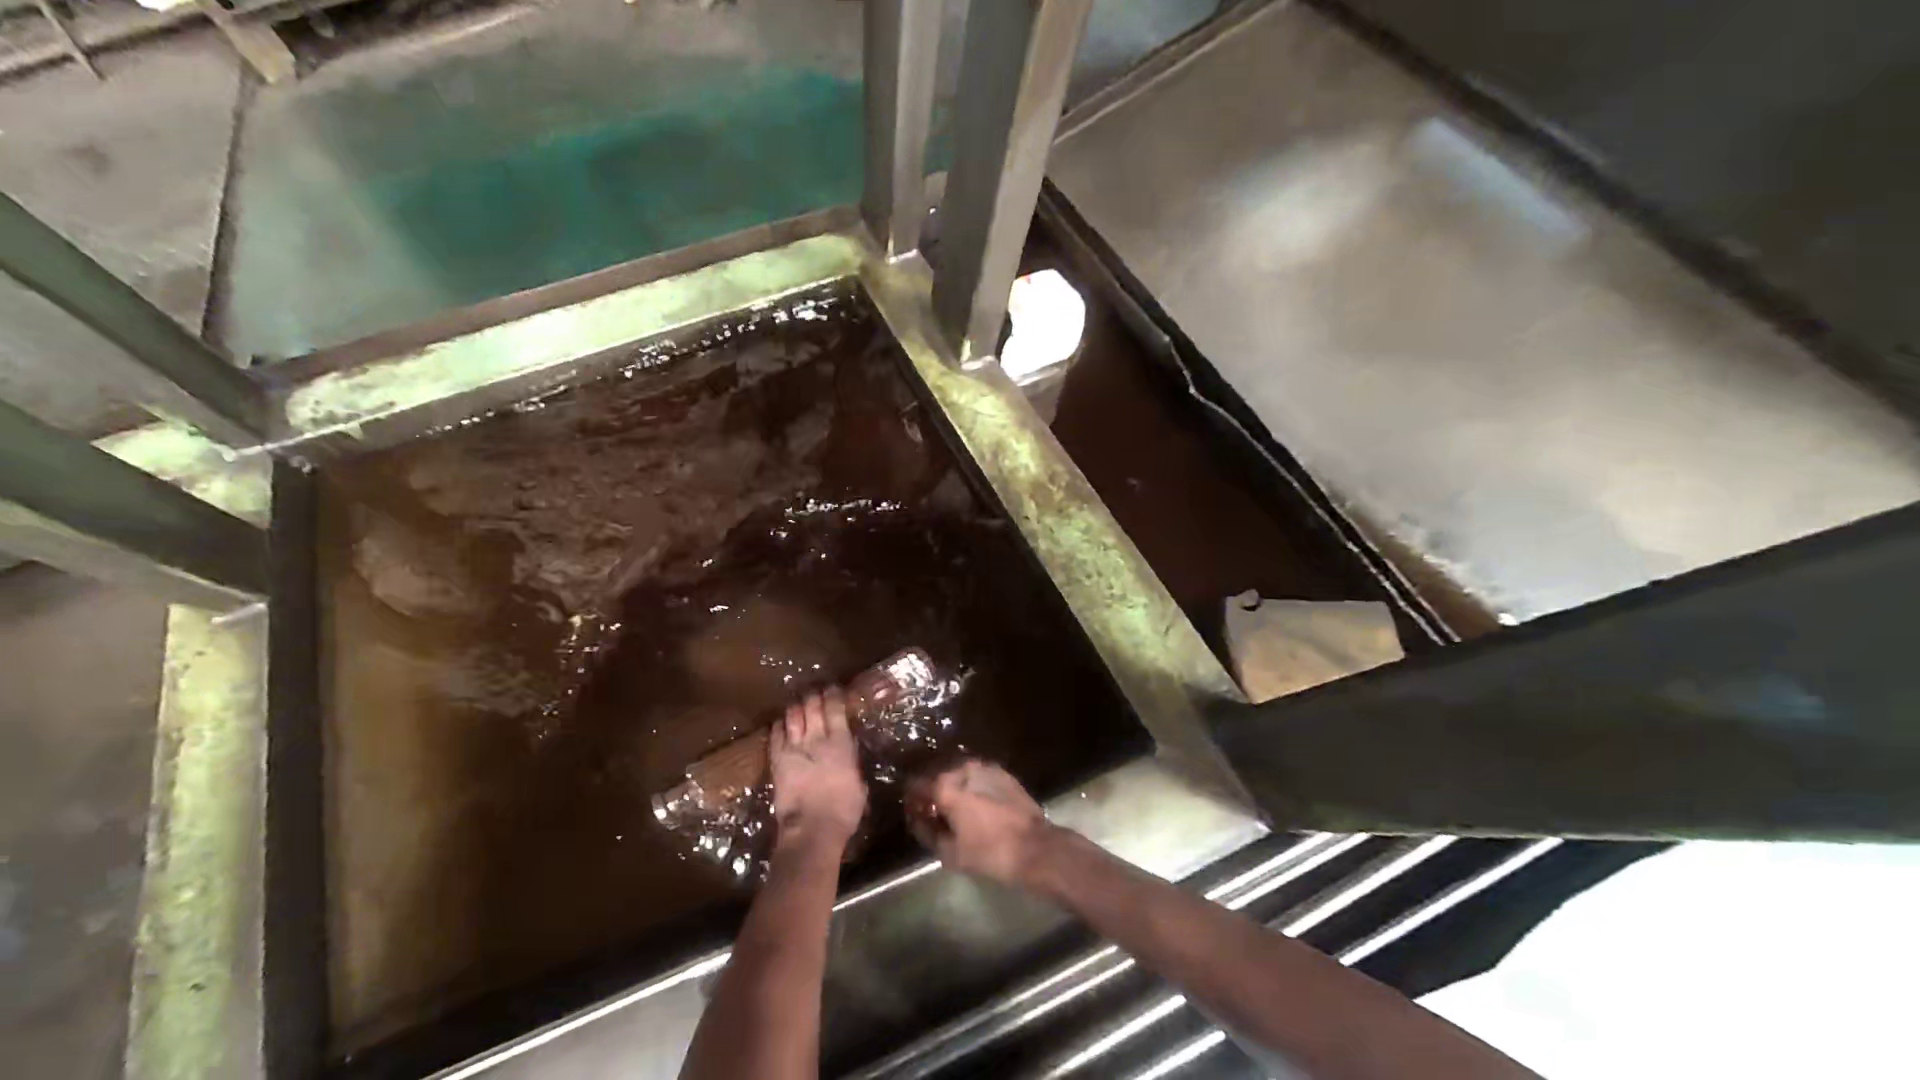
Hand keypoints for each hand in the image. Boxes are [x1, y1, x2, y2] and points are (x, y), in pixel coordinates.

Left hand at [769, 687, 866, 848]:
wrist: (812, 828)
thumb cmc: (844, 810)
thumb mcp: (858, 781)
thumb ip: (852, 760)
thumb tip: (849, 750)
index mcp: (840, 742)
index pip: (835, 707)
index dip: (833, 693)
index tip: (834, 688)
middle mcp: (816, 738)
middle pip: (811, 705)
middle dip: (813, 695)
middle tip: (815, 693)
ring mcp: (793, 747)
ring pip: (792, 714)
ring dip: (796, 706)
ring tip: (798, 704)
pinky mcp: (776, 759)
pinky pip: (776, 733)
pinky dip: (780, 724)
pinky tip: (782, 722)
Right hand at [907, 759, 1051, 884]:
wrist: (1036, 848)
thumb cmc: (990, 853)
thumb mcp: (950, 853)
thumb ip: (927, 833)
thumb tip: (917, 821)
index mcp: (946, 786)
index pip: (916, 786)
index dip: (912, 800)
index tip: (913, 812)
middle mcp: (963, 769)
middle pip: (939, 778)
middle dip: (935, 793)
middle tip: (936, 814)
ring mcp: (986, 768)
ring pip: (961, 776)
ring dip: (956, 789)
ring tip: (958, 811)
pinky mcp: (1004, 773)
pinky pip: (980, 778)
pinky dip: (974, 788)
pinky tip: (978, 806)